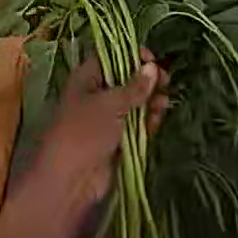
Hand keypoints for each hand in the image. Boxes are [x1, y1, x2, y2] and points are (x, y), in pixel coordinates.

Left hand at [0, 53, 165, 237]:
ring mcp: (107, 117)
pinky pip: (136, 123)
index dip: (133, 55)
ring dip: (150, 100)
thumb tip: (153, 67)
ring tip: (164, 102)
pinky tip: (159, 116)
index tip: (153, 60)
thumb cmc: (85, 132)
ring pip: (134, 102)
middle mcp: (96, 93)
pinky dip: (148, 119)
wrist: (71, 182)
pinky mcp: (117, 139)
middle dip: (147, 79)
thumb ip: (134, 86)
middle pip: (126, 78)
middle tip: (166, 82)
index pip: (113, 56)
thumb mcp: (111, 103)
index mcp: (87, 77)